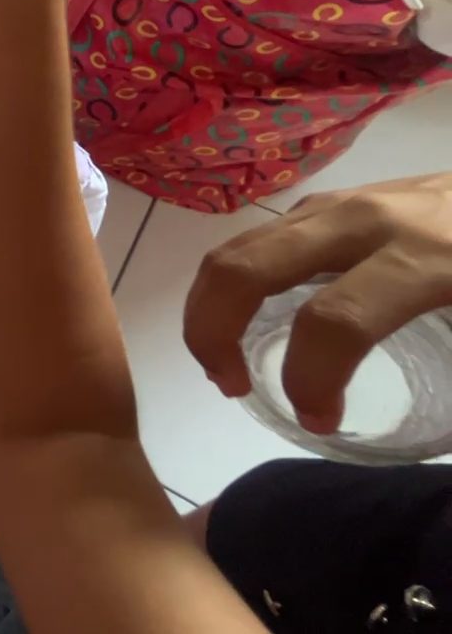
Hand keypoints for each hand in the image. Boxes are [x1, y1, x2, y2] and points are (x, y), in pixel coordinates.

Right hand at [186, 173, 451, 433]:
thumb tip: (442, 430)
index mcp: (429, 258)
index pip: (338, 320)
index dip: (312, 377)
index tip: (318, 419)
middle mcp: (359, 223)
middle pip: (244, 272)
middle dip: (212, 331)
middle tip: (226, 383)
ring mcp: (329, 206)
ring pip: (229, 253)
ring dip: (205, 310)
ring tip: (218, 357)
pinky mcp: (317, 204)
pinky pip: (250, 244)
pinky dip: (227, 287)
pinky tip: (242, 316)